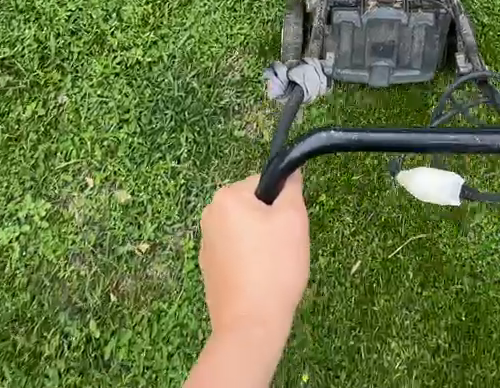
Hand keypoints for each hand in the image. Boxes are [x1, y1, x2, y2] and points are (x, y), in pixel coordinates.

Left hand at [186, 172, 309, 387]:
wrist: (250, 326)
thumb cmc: (274, 266)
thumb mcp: (293, 218)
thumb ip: (292, 187)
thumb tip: (289, 172)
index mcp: (226, 197)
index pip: (263, 183)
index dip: (282, 203)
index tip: (289, 227)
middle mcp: (209, 216)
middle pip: (253, 207)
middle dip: (271, 223)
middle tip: (284, 247)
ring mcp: (206, 245)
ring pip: (246, 231)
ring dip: (261, 243)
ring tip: (273, 268)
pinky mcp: (208, 271)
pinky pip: (236, 254)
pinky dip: (250, 261)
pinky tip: (260, 281)